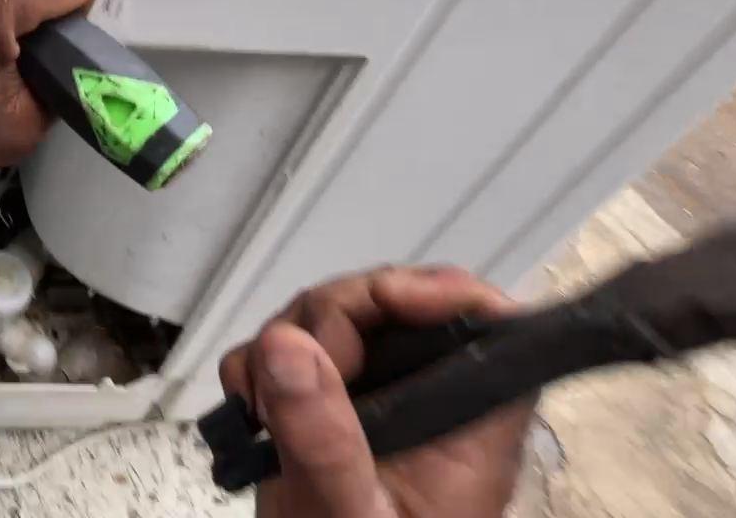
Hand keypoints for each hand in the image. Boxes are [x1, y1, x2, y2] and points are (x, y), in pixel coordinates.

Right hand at [218, 268, 533, 517]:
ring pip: (326, 318)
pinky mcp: (315, 403)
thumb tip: (286, 340)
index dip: (444, 293)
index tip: (389, 295)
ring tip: (265, 405)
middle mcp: (418, 401)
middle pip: (387, 306)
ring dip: (282, 344)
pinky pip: (279, 347)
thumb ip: (324, 441)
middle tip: (299, 370)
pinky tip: (249, 408)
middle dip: (333, 319)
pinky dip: (253, 367)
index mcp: (461, 428)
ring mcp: (363, 399)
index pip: (486, 332)